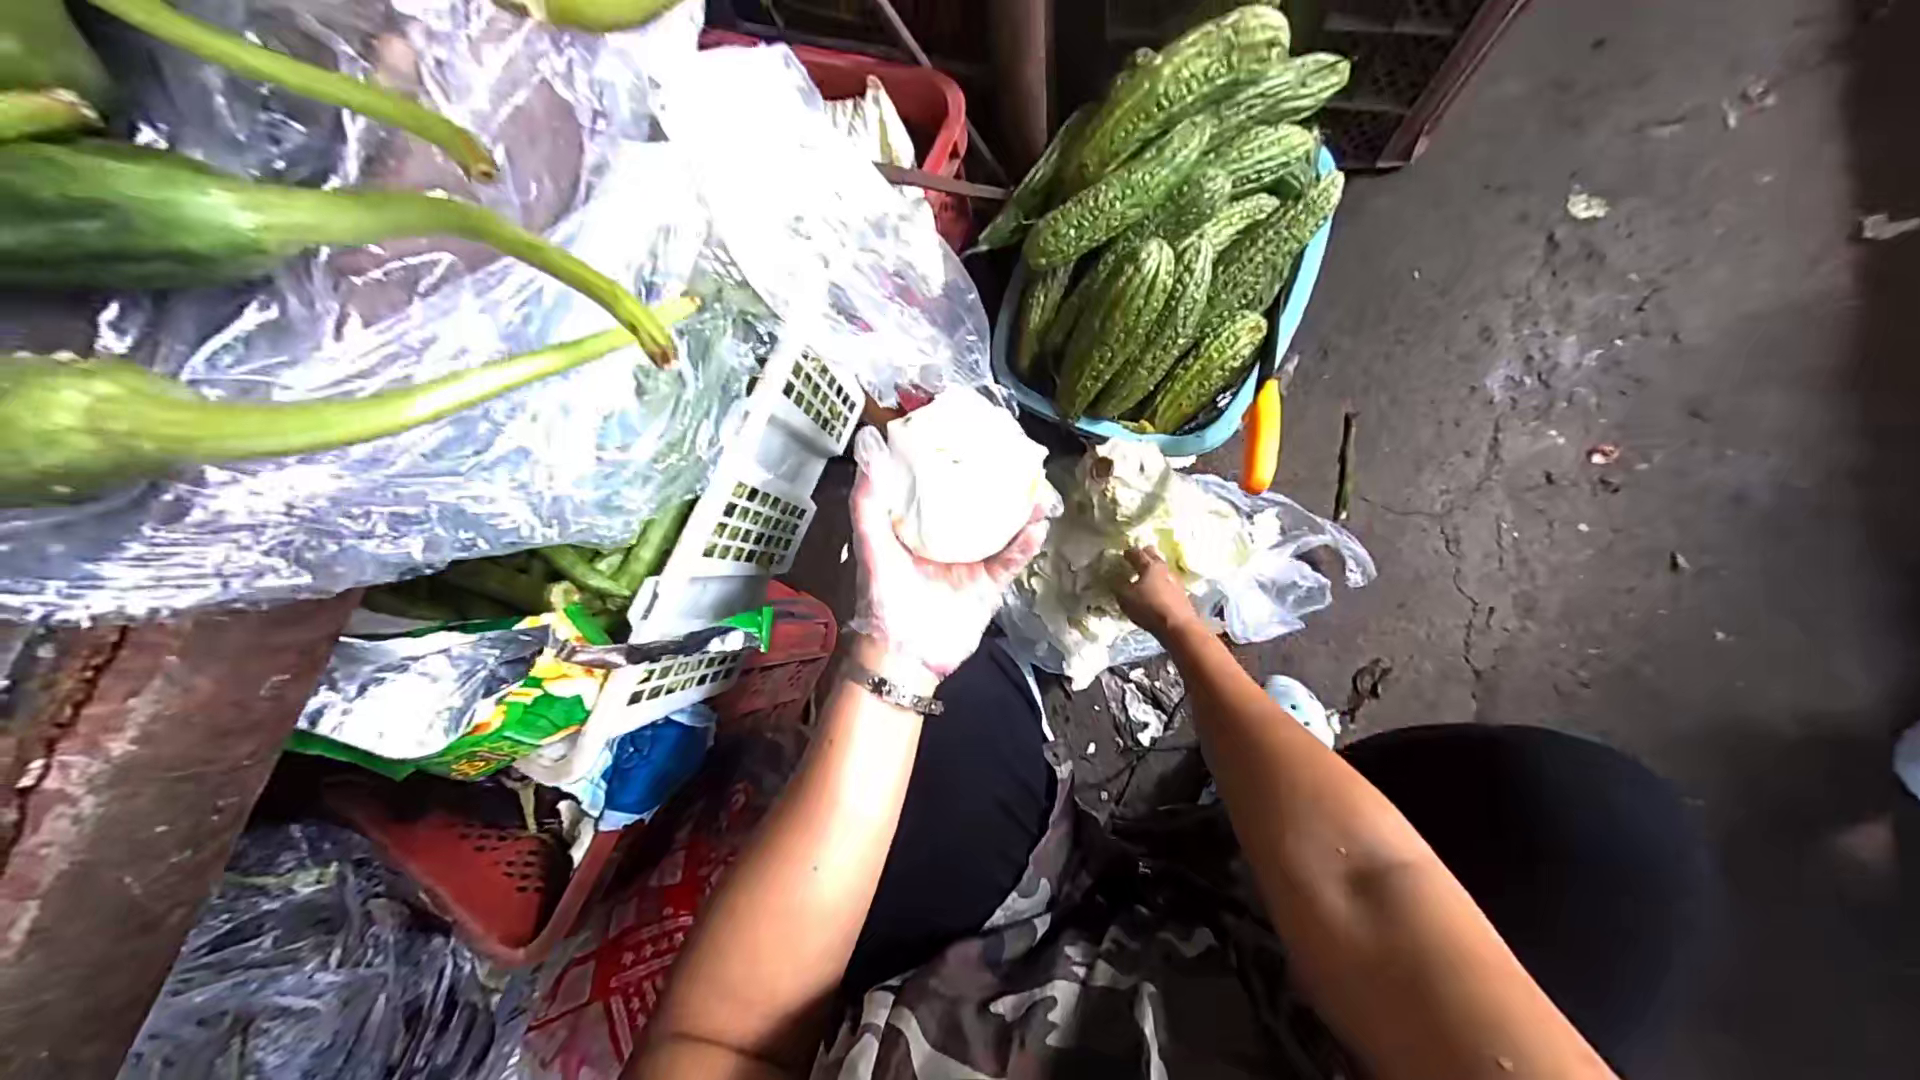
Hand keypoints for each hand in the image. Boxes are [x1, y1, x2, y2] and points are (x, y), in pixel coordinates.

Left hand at [848, 427, 1050, 679]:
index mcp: (918, 530)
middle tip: (1015, 462)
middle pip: (977, 507)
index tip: (968, 441)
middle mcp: (947, 542)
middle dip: (997, 486)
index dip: (953, 466)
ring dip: (1020, 512)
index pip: (939, 490)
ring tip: (1037, 490)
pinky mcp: (988, 586)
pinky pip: (1011, 561)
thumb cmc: (883, 601)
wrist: (904, 656)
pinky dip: (1024, 546)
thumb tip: (869, 453)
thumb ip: (867, 505)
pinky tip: (1037, 528)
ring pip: (1001, 531)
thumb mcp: (871, 548)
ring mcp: (971, 564)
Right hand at [1110, 547, 1202, 640]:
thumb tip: (1114, 579)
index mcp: (1149, 566)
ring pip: (1162, 568)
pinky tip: (1157, 589)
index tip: (1123, 554)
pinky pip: (1167, 581)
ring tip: (1146, 575)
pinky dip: (1160, 581)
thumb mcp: (1125, 597)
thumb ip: (1118, 585)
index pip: (1137, 553)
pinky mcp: (1181, 593)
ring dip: (1154, 569)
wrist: (1178, 626)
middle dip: (1145, 555)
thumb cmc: (1149, 608)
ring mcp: (1175, 580)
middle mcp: (1164, 568)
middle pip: (1154, 556)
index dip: (1128, 553)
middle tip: (1137, 558)